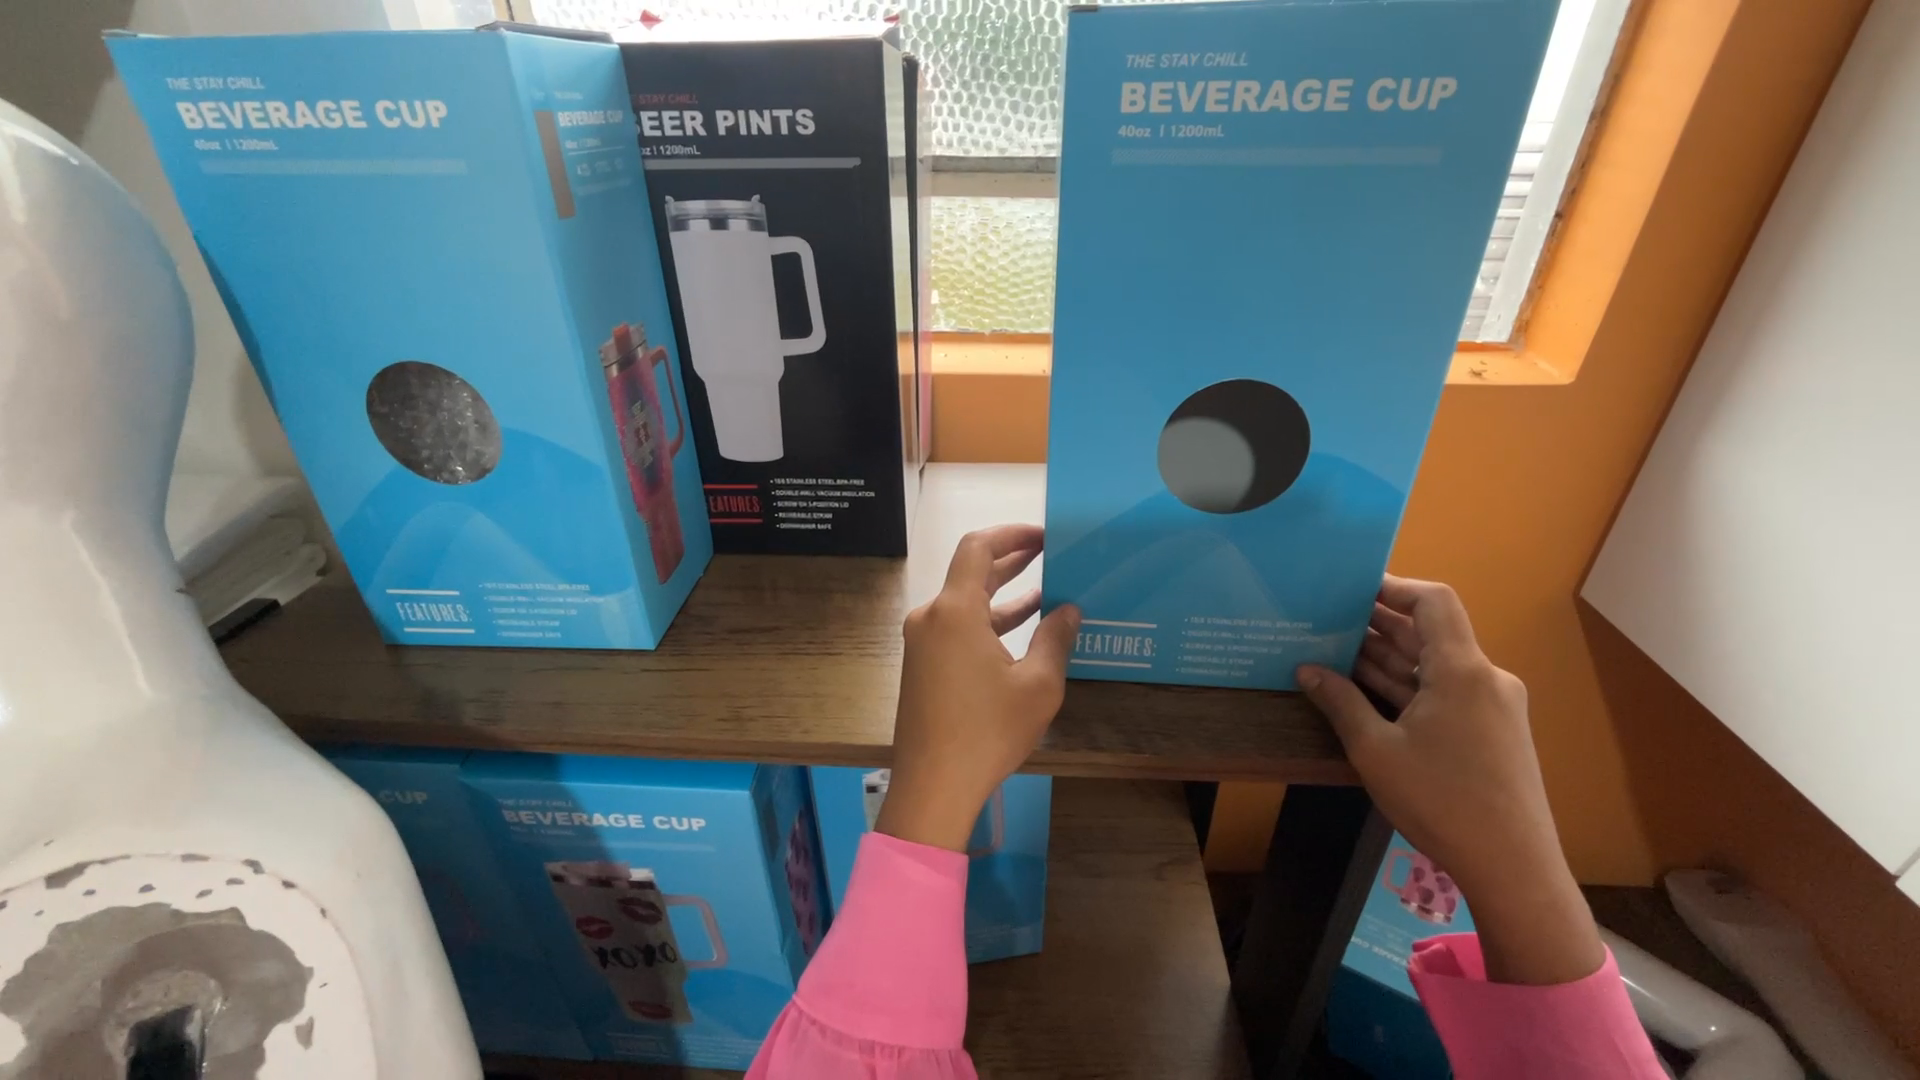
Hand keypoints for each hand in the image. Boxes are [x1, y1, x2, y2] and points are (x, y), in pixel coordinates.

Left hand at [877, 525, 1079, 852]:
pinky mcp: (922, 665)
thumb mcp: (1037, 685)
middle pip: (971, 572)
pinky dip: (988, 623)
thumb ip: (1054, 639)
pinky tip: (1022, 631)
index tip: (1043, 534)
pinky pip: (957, 629)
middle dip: (1011, 560)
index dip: (1011, 533)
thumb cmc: (988, 732)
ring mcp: (922, 643)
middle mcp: (931, 617)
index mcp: (955, 611)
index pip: (978, 547)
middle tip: (1049, 551)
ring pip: (965, 603)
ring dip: (1002, 594)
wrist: (933, 785)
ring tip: (1046, 589)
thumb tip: (1069, 609)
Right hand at [1298, 576, 1603, 985]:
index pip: (1433, 601)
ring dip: (1386, 657)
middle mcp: (1483, 677)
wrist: (1512, 866)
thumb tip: (1306, 669)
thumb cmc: (1440, 800)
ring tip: (1332, 651)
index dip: (1392, 587)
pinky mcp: (1490, 731)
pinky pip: (1442, 691)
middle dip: (1376, 624)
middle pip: (1429, 632)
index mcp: (1462, 670)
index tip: (1348, 590)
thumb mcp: (1375, 750)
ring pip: (1432, 664)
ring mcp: (1490, 705)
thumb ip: (1340, 701)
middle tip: (1325, 620)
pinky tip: (1364, 691)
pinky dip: (1405, 685)